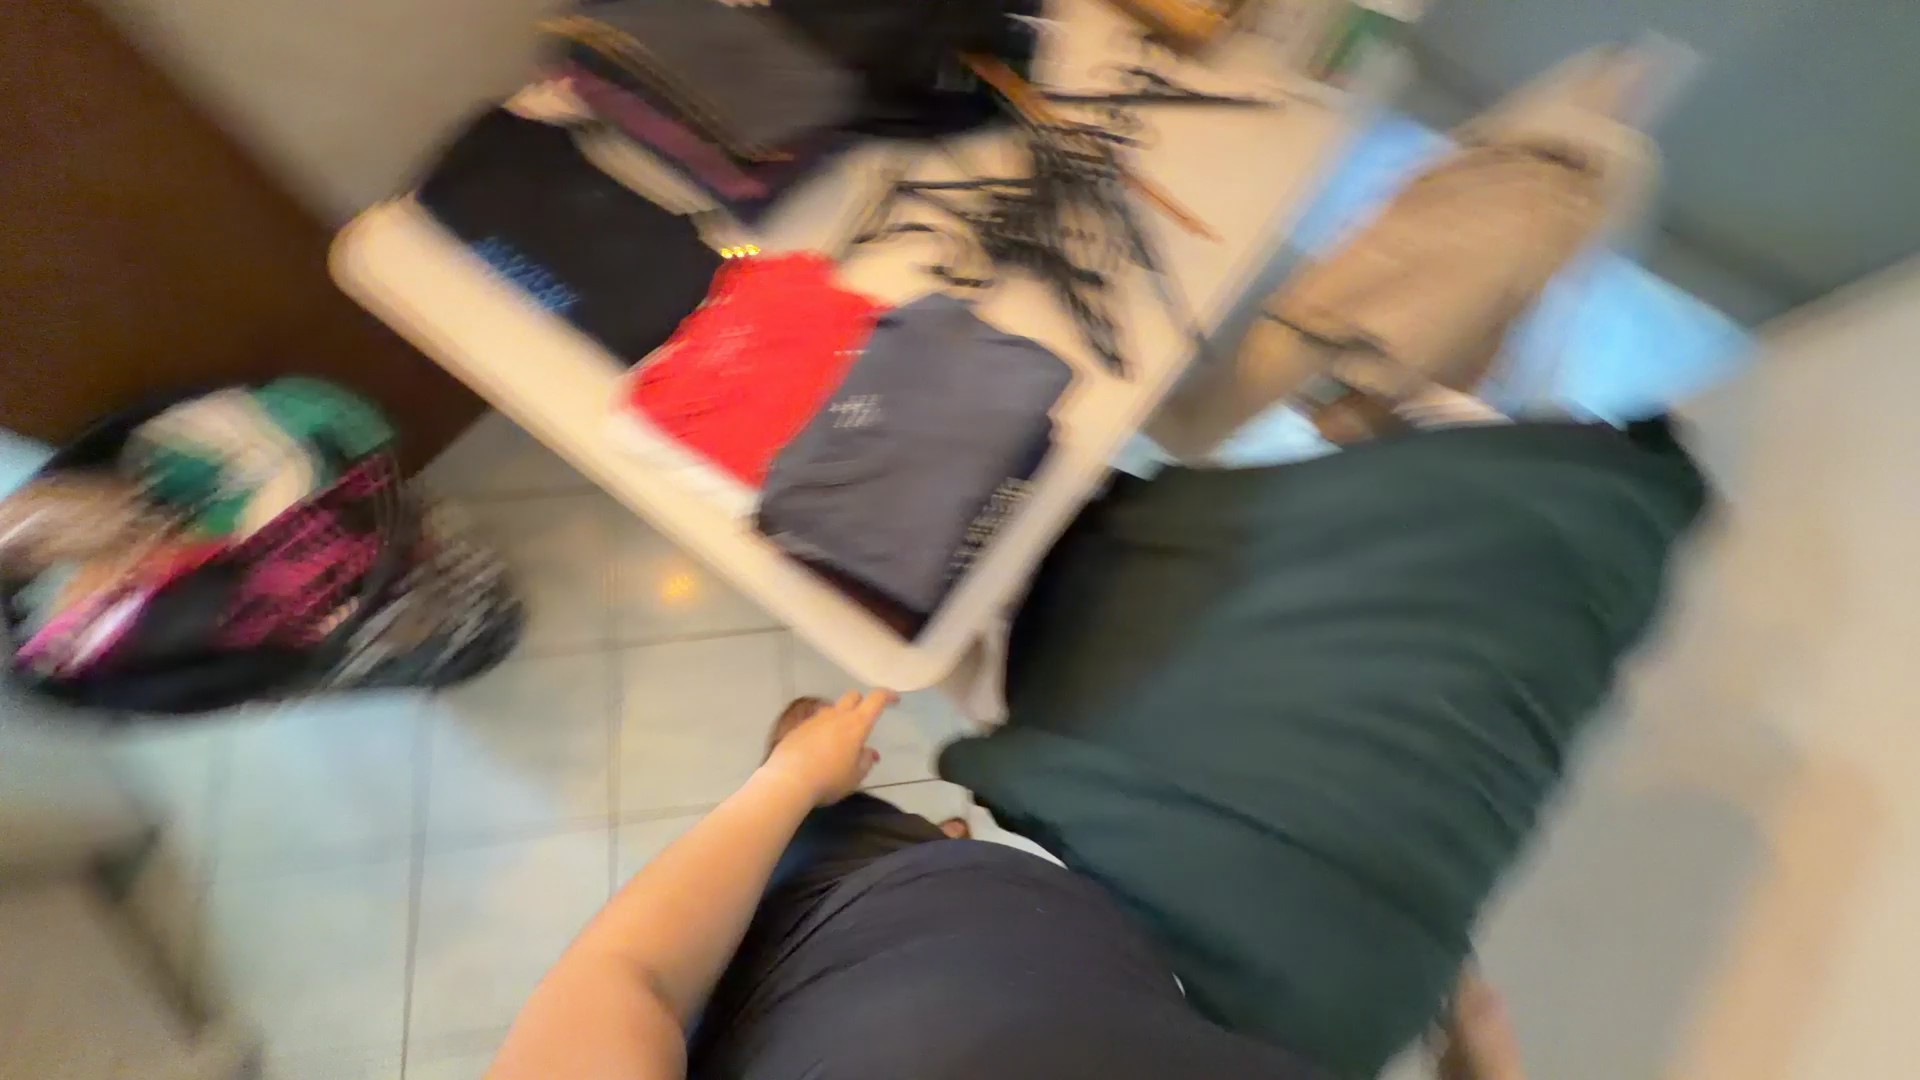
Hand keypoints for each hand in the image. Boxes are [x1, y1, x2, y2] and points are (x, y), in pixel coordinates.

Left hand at [760, 689, 894, 806]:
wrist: (788, 780)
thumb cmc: (829, 779)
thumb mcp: (854, 777)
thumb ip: (865, 762)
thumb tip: (869, 753)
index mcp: (856, 724)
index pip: (876, 699)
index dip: (887, 696)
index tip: (894, 699)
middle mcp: (836, 715)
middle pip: (853, 696)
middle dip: (862, 702)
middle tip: (864, 719)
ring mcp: (815, 719)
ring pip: (832, 709)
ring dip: (839, 717)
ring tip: (838, 739)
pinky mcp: (797, 728)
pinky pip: (815, 723)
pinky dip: (821, 730)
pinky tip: (817, 748)